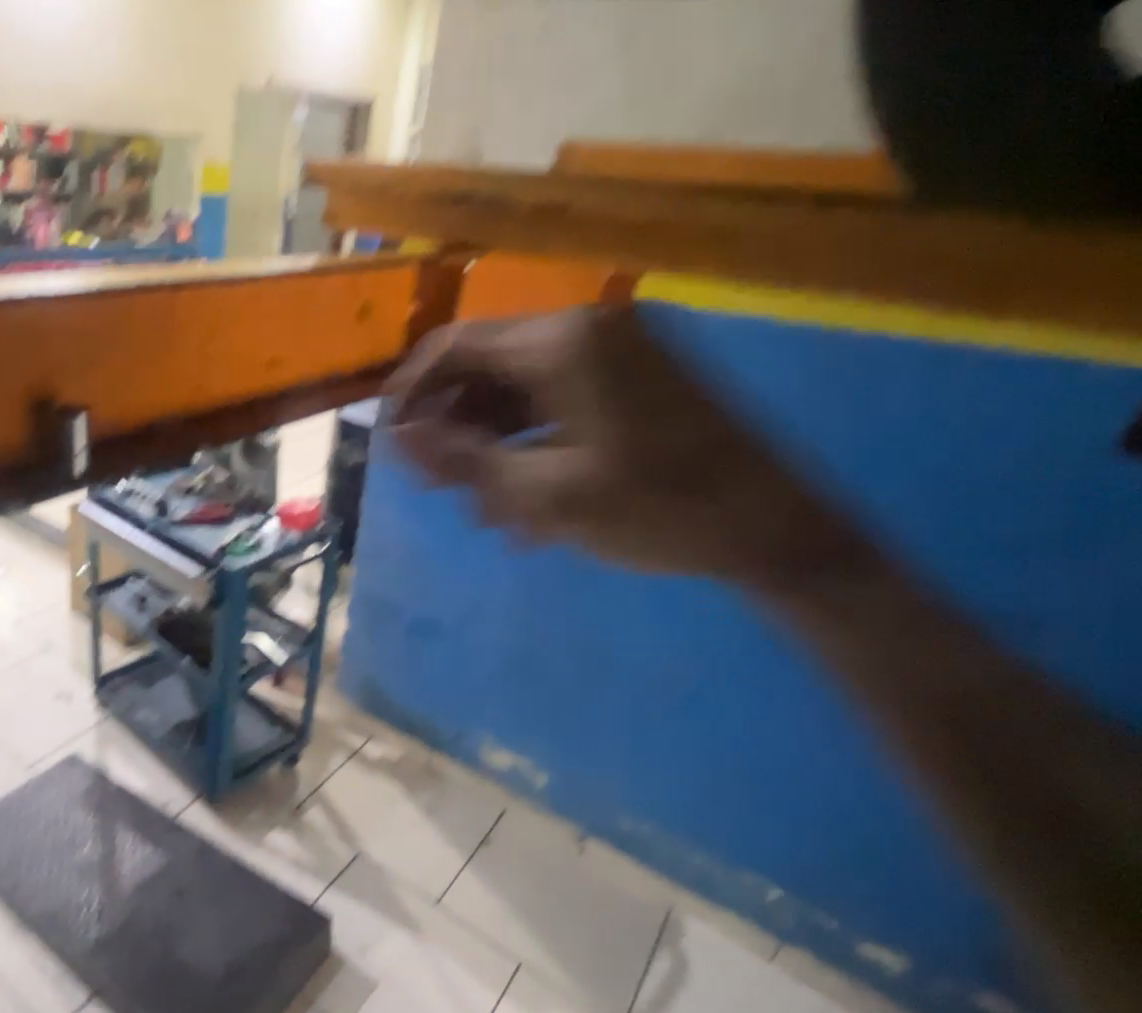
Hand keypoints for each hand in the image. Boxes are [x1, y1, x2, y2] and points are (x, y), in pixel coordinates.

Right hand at [385, 304, 872, 592]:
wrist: (776, 528)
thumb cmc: (656, 509)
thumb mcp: (545, 492)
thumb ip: (462, 458)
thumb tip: (398, 435)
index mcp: (562, 343)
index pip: (454, 346)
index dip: (411, 391)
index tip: (390, 442)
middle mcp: (586, 331)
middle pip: (486, 365)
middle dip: (452, 423)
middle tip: (436, 484)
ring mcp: (616, 352)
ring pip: (520, 387)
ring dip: (489, 440)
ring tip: (480, 504)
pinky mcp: (637, 378)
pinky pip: (559, 399)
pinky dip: (530, 440)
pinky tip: (521, 496)